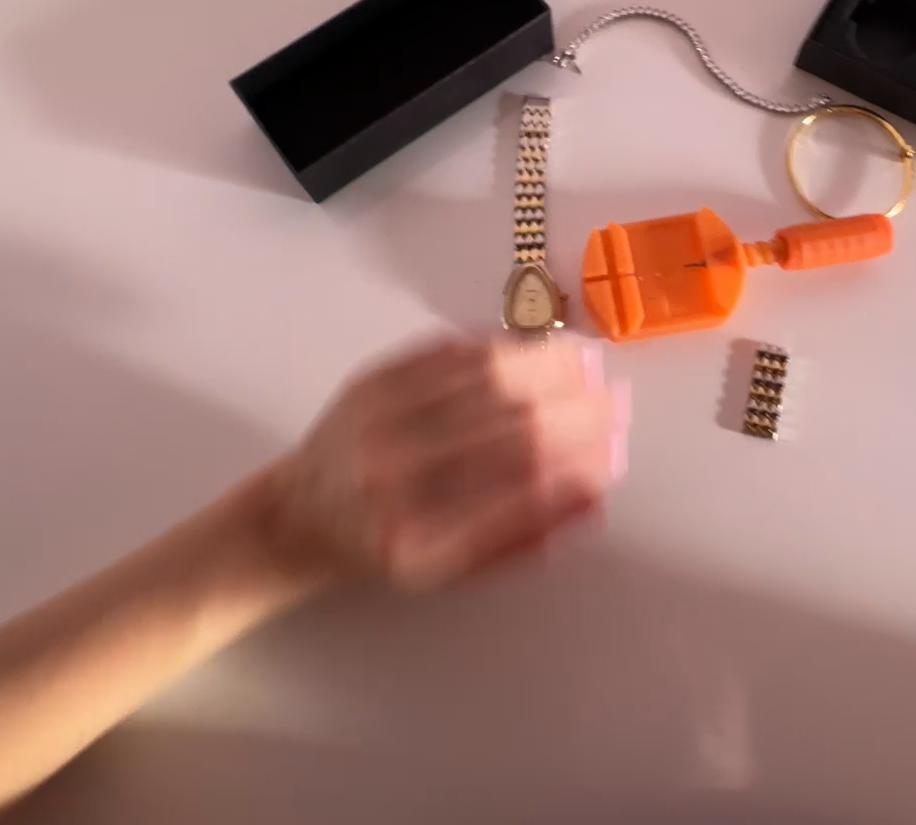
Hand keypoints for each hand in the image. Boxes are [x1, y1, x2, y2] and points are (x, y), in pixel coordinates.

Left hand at [258, 336, 629, 589]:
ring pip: (483, 379)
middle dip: (575, 412)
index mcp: (417, 540)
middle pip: (507, 430)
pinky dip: (501, 345)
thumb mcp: (447, 569)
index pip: (518, 495)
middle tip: (617, 400)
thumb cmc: (381, 547)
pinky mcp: (371, 379)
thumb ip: (521, 539)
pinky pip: (448, 351)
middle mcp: (395, 478)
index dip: (577, 468)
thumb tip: (594, 500)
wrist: (298, 514)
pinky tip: (536, 346)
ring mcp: (378, 421)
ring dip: (547, 367)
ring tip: (590, 363)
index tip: (617, 450)